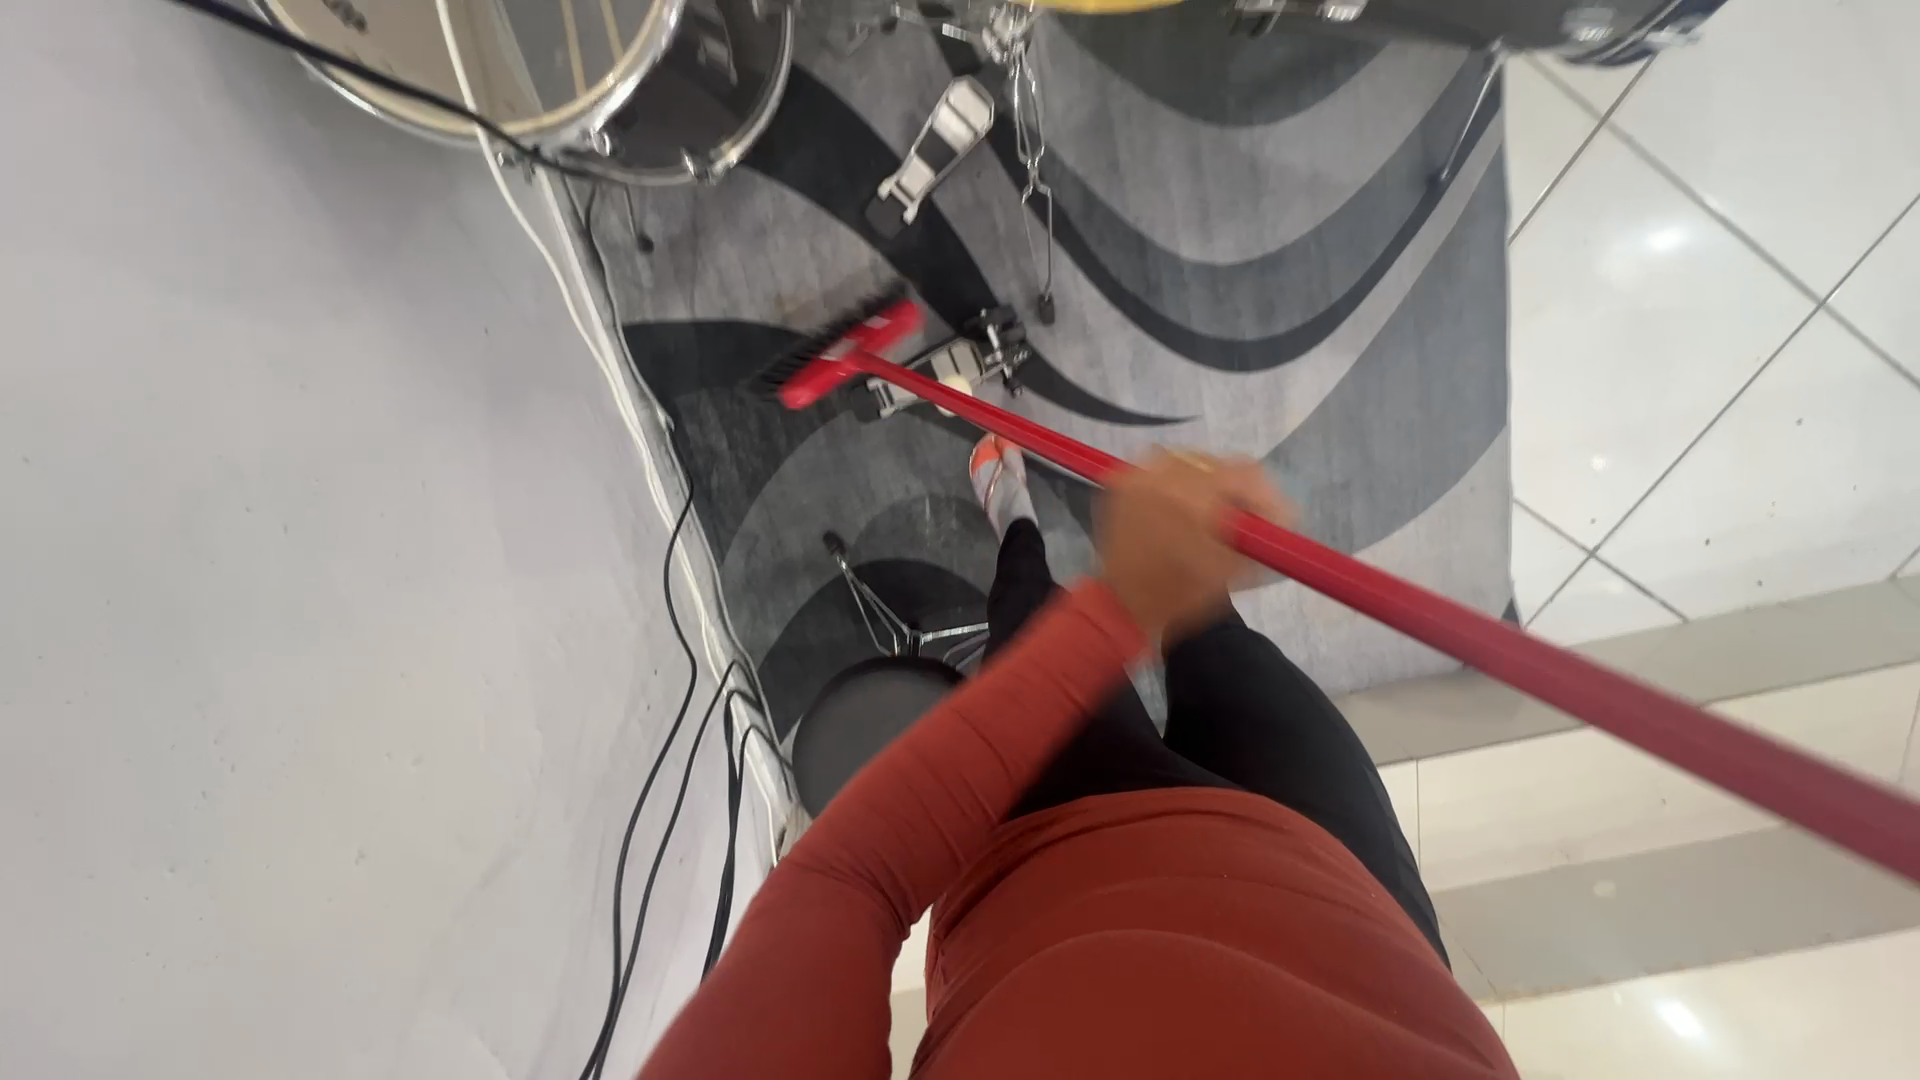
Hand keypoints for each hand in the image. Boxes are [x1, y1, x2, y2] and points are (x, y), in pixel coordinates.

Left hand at [1094, 449, 1295, 641]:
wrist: (1121, 604)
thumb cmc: (1179, 595)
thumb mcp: (1231, 568)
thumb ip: (1260, 535)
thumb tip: (1284, 514)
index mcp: (1190, 496)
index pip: (1245, 472)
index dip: (1266, 494)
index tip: (1274, 517)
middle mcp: (1161, 474)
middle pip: (1218, 463)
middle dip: (1237, 488)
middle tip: (1246, 517)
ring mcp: (1136, 475)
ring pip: (1190, 461)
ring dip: (1208, 482)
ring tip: (1213, 512)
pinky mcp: (1122, 481)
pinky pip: (1162, 468)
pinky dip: (1179, 482)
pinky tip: (1184, 507)